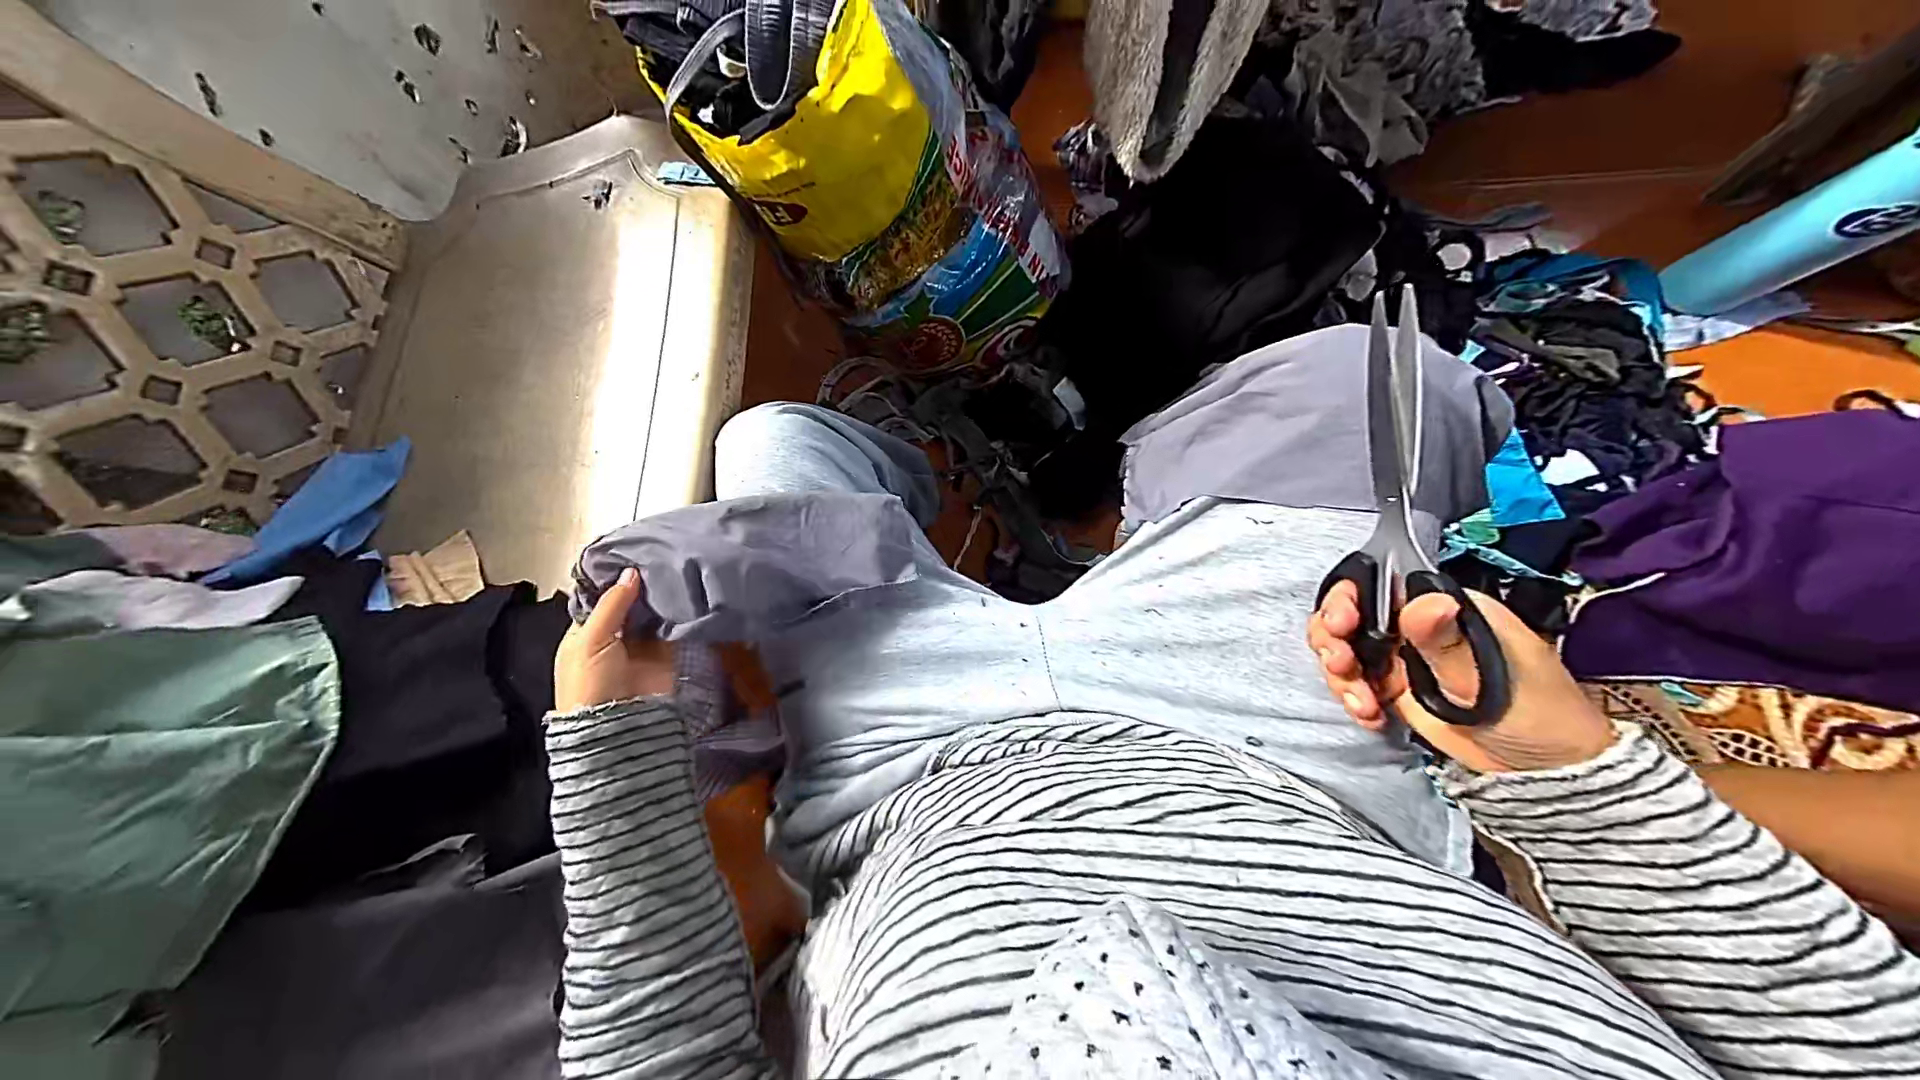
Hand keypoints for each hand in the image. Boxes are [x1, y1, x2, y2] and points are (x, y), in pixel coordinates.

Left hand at [555, 567, 676, 711]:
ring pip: (654, 613)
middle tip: (661, 559)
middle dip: (643, 585)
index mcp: (586, 631)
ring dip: (663, 597)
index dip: (615, 579)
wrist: (617, 723)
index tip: (634, 555)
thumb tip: (631, 572)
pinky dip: (680, 613)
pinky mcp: (666, 652)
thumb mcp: (590, 639)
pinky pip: (674, 627)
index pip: (601, 597)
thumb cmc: (590, 682)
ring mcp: (642, 644)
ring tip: (677, 570)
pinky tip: (687, 593)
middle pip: (631, 603)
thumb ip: (612, 604)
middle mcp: (615, 634)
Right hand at [1306, 581, 1615, 772]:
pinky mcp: (1393, 688)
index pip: (1380, 586)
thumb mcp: (1491, 678)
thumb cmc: (1538, 715)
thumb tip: (1426, 600)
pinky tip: (1371, 716)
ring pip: (1344, 649)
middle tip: (1341, 665)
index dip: (1349, 599)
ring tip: (1362, 702)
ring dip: (1340, 674)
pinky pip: (1353, 683)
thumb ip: (1448, 642)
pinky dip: (1351, 698)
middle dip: (1333, 639)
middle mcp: (1417, 627)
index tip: (1341, 623)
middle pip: (1350, 615)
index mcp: (1445, 609)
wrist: (1547, 773)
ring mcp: (1402, 658)